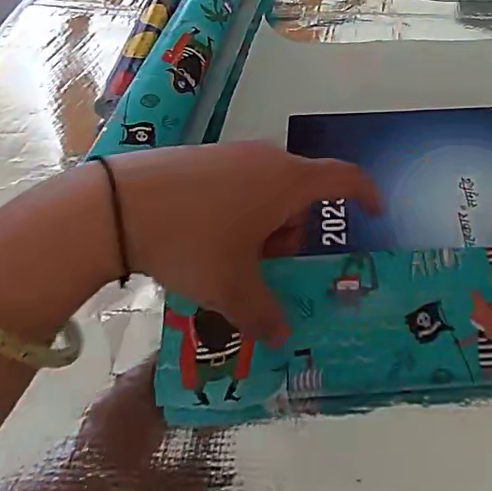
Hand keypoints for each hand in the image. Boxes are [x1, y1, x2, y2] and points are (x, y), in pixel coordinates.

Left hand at [104, 143, 381, 341]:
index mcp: (289, 181)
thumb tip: (284, 338)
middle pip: (301, 192)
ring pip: (268, 188)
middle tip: (269, 264)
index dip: (366, 193)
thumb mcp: (231, 286)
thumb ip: (264, 314)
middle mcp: (268, 158)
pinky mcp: (203, 156)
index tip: (375, 211)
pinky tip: (204, 236)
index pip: (345, 178)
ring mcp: (233, 153)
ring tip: (232, 257)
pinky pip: (239, 182)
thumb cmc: (192, 241)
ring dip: (264, 223)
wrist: (116, 205)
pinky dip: (238, 209)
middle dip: (294, 230)